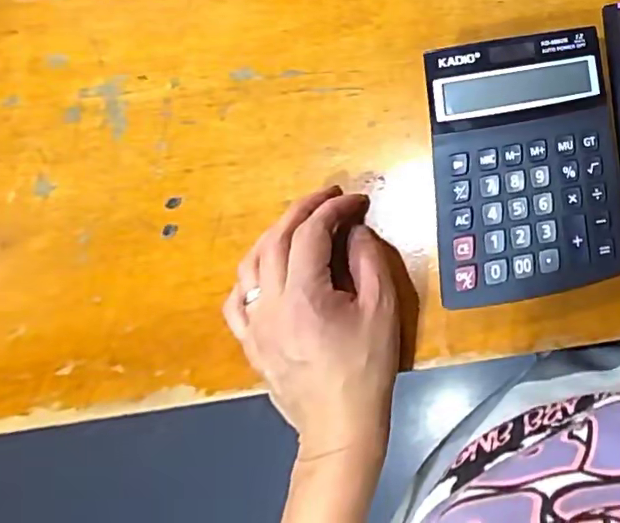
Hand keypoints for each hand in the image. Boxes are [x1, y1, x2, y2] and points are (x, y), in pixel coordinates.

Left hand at [223, 187, 403, 469]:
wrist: (340, 423)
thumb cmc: (367, 364)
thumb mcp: (381, 305)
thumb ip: (368, 259)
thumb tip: (354, 229)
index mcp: (304, 297)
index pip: (311, 233)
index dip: (334, 208)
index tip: (357, 200)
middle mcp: (271, 306)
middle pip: (276, 240)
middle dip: (304, 209)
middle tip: (330, 195)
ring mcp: (254, 326)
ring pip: (251, 264)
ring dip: (276, 233)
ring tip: (302, 221)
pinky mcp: (250, 342)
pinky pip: (238, 298)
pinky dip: (253, 271)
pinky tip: (270, 265)